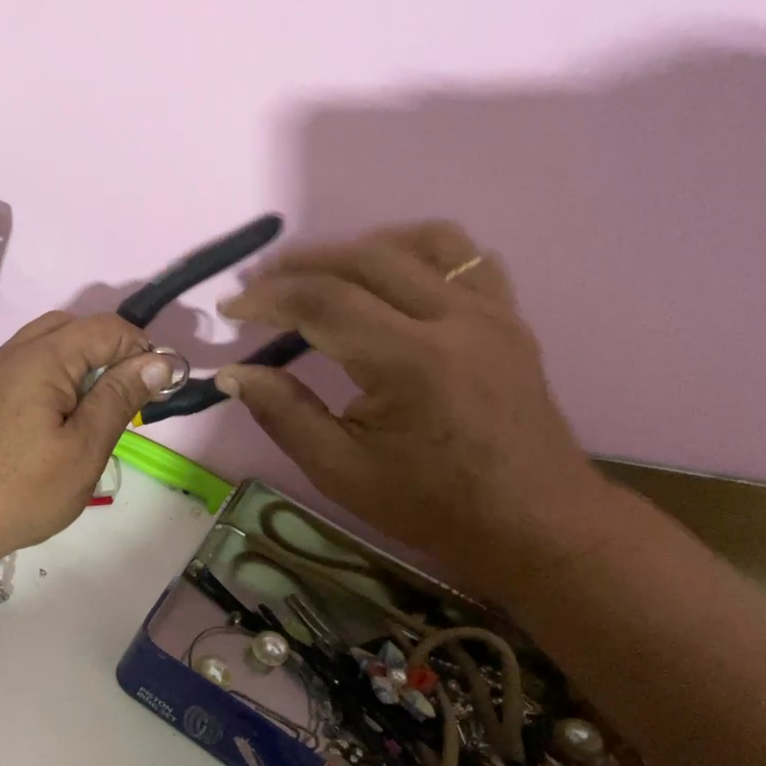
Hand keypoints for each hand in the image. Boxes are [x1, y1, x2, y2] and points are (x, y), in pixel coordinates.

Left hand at [0, 312, 172, 569]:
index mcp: (38, 359)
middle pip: (70, 328)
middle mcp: (10, 354)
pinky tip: (57, 421)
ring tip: (94, 411)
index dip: (139, 348)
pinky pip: (23, 368)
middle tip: (127, 397)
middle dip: (107, 351)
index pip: (103, 327)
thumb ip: (119, 398)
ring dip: (78, 365)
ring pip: (44, 346)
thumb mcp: (84, 449)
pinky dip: (50, 378)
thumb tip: (159, 361)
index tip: (158, 387)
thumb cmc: (22, 492)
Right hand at [214, 222, 616, 595]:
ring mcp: (490, 313)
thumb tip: (232, 373)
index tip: (229, 307)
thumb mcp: (339, 471)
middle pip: (365, 259)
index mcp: (409, 362)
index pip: (324, 301)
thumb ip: (283, 413)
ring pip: (421, 241)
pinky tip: (387, 277)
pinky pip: (465, 257)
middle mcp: (454, 321)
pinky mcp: (509, 318)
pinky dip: (417, 252)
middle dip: (301, 264)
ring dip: (359, 247)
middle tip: (258, 285)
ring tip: (320, 273)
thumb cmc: (430, 505)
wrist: (535, 523)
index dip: (268, 297)